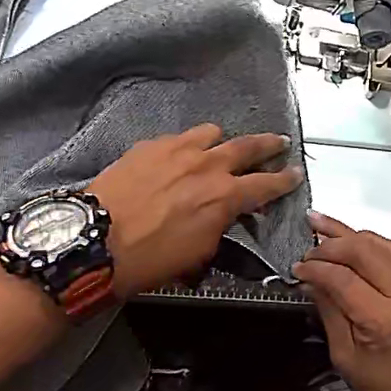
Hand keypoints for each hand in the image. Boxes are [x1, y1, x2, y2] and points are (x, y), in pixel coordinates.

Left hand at [87, 124, 302, 298]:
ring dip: (221, 141)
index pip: (265, 185)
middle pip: (247, 146)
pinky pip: (178, 137)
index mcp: (223, 196)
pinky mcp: (151, 145)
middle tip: (278, 142)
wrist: (96, 239)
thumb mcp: (197, 253)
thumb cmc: (147, 257)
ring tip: (221, 146)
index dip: (284, 181)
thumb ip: (219, 225)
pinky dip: (187, 145)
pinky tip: (179, 156)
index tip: (293, 175)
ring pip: (211, 133)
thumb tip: (224, 216)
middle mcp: (206, 165)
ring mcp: (177, 149)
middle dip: (267, 145)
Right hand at [293, 212, 390, 390]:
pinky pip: (389, 250)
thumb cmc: (383, 387)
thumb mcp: (344, 356)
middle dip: (330, 245)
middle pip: (363, 251)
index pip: (344, 279)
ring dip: (346, 233)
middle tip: (306, 251)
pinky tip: (346, 236)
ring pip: (377, 244)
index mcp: (384, 322)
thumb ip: (328, 312)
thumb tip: (309, 280)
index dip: (316, 269)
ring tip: (318, 223)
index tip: (297, 269)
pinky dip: (364, 239)